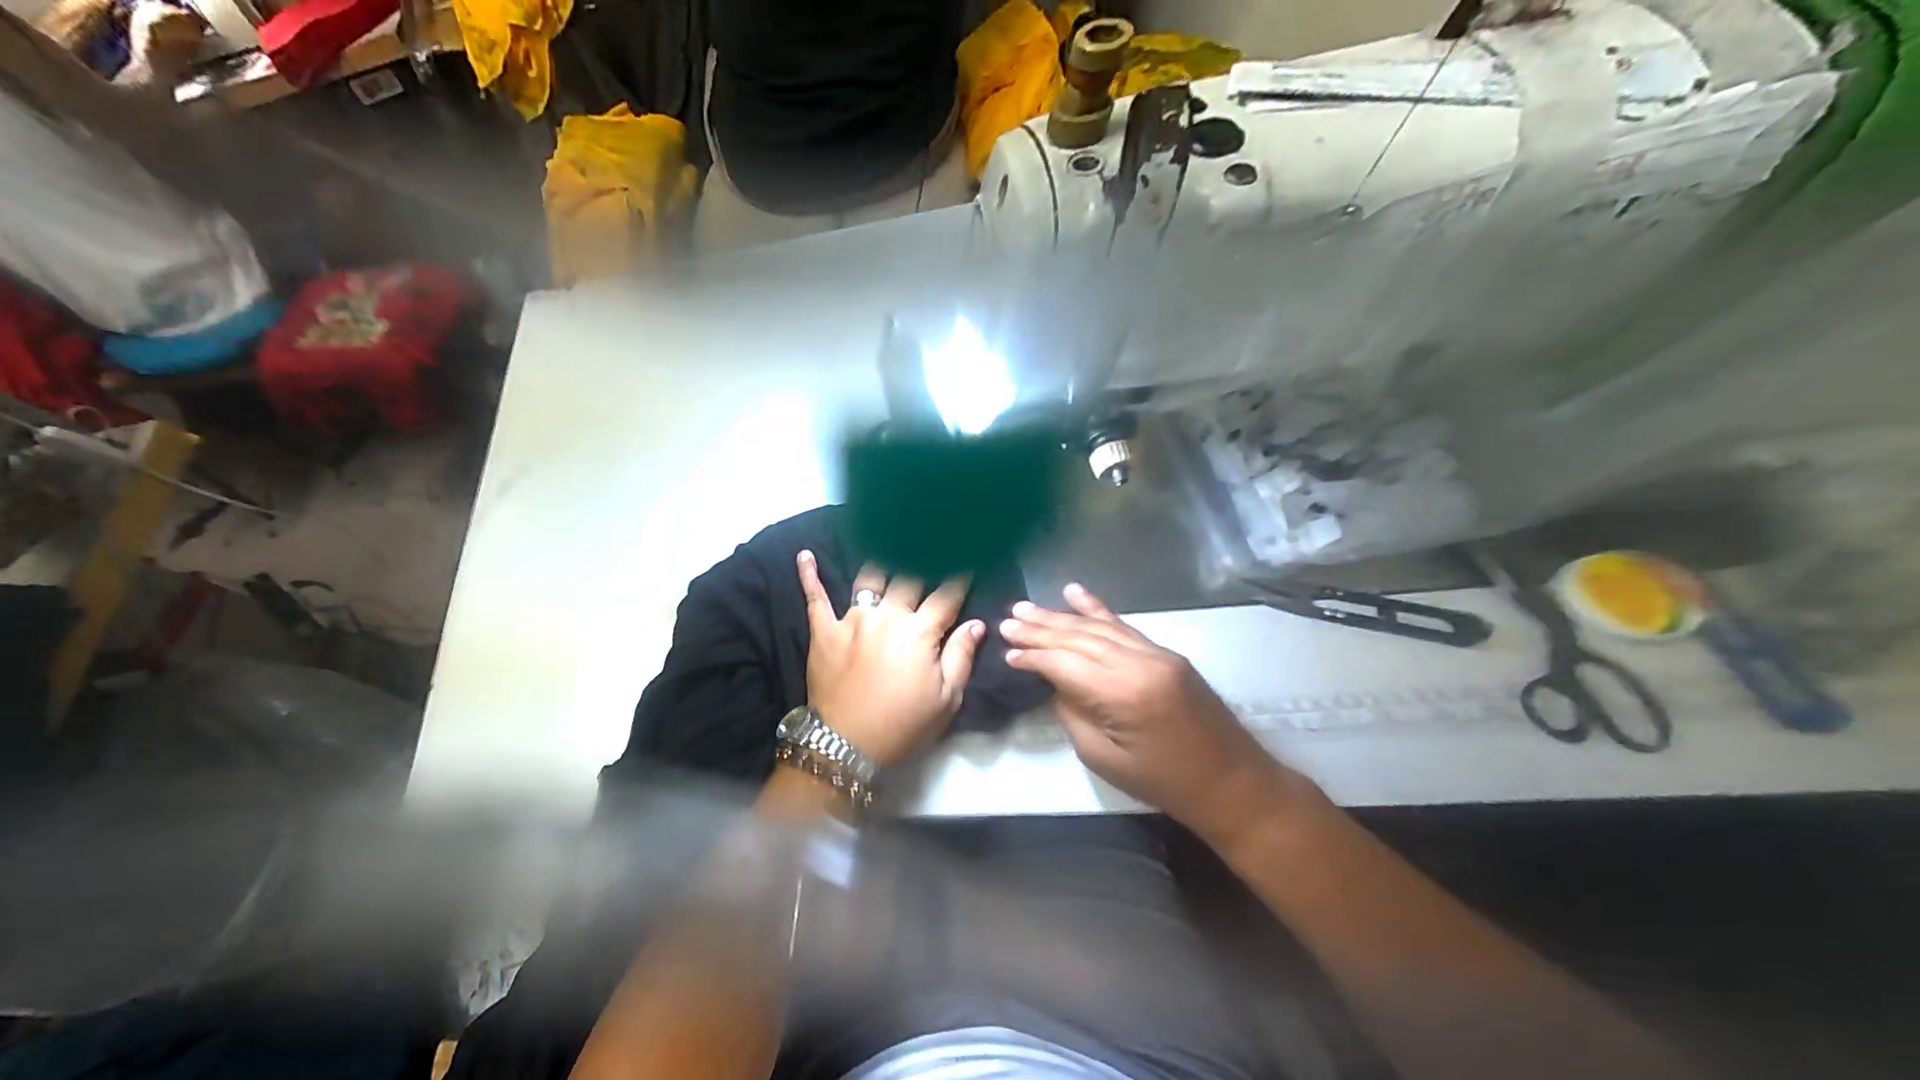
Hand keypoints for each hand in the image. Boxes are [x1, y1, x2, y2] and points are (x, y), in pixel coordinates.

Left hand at [796, 551, 984, 767]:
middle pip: (910, 578)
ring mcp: (852, 619)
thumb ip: (961, 656)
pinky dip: (810, 575)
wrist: (846, 746)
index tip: (968, 558)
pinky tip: (805, 555)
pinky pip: (816, 597)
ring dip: (882, 563)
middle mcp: (888, 615)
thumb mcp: (946, 699)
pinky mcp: (824, 630)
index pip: (947, 595)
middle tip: (930, 547)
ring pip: (869, 579)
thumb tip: (977, 624)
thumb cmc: (904, 725)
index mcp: (921, 632)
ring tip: (888, 545)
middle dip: (924, 560)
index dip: (960, 576)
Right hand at [1002, 583, 1324, 844]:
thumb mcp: (1103, 757)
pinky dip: (1097, 609)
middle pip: (1079, 638)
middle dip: (1040, 629)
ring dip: (1061, 617)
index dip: (1032, 656)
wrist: (1231, 782)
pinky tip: (1075, 593)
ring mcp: (1156, 653)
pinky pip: (1124, 626)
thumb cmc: (1163, 782)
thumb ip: (1073, 712)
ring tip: (1027, 608)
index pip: (1064, 663)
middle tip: (1008, 620)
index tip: (1006, 651)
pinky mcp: (1166, 654)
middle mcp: (1139, 662)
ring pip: (1099, 627)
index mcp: (1122, 693)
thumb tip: (1055, 682)